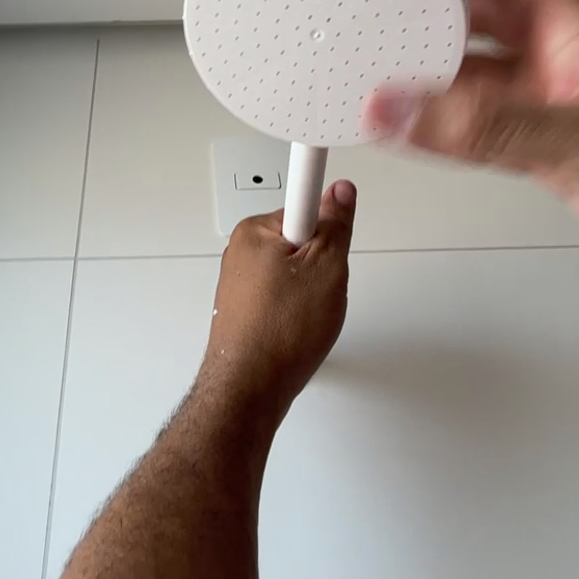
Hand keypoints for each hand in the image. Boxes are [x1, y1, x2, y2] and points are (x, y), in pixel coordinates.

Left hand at [200, 181, 356, 419]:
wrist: (249, 388)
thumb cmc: (280, 332)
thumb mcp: (327, 268)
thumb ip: (336, 224)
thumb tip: (339, 190)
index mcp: (255, 229)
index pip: (303, 203)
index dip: (327, 220)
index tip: (337, 220)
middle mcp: (241, 248)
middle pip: (300, 237)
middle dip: (321, 262)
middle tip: (322, 288)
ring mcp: (239, 278)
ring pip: (292, 268)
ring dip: (309, 288)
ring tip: (306, 315)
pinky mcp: (243, 304)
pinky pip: (280, 292)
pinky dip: (293, 306)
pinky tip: (295, 327)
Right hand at [364, 0, 578, 337]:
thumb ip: (491, 126)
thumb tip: (403, 109)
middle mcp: (573, 72)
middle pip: (490, 28)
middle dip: (438, 20)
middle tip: (383, 21)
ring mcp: (566, 120)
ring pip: (482, 88)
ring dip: (436, 85)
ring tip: (384, 80)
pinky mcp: (564, 166)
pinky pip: (488, 140)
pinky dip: (449, 136)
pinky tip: (419, 136)